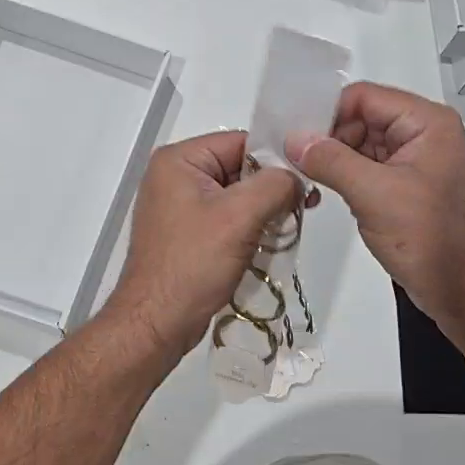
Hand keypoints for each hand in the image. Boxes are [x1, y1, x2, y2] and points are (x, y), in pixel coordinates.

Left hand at [105, 131, 302, 358]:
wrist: (157, 322)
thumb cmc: (193, 263)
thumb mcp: (240, 216)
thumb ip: (275, 185)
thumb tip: (295, 178)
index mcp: (180, 160)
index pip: (240, 142)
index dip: (275, 158)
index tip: (306, 180)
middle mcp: (175, 176)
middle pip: (238, 168)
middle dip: (271, 188)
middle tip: (304, 207)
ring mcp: (178, 206)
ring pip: (235, 196)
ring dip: (263, 211)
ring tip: (289, 228)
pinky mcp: (186, 233)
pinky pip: (226, 218)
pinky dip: (249, 227)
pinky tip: (269, 243)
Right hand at [289, 82, 464, 347]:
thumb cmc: (432, 241)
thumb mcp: (374, 195)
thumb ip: (331, 161)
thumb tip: (294, 139)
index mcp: (428, 124)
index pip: (365, 97)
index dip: (327, 112)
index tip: (293, 133)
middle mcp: (426, 135)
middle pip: (363, 118)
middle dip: (328, 137)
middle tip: (292, 158)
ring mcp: (418, 162)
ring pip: (363, 144)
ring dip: (334, 158)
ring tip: (301, 174)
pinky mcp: (409, 187)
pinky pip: (370, 168)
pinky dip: (346, 176)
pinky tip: (323, 189)